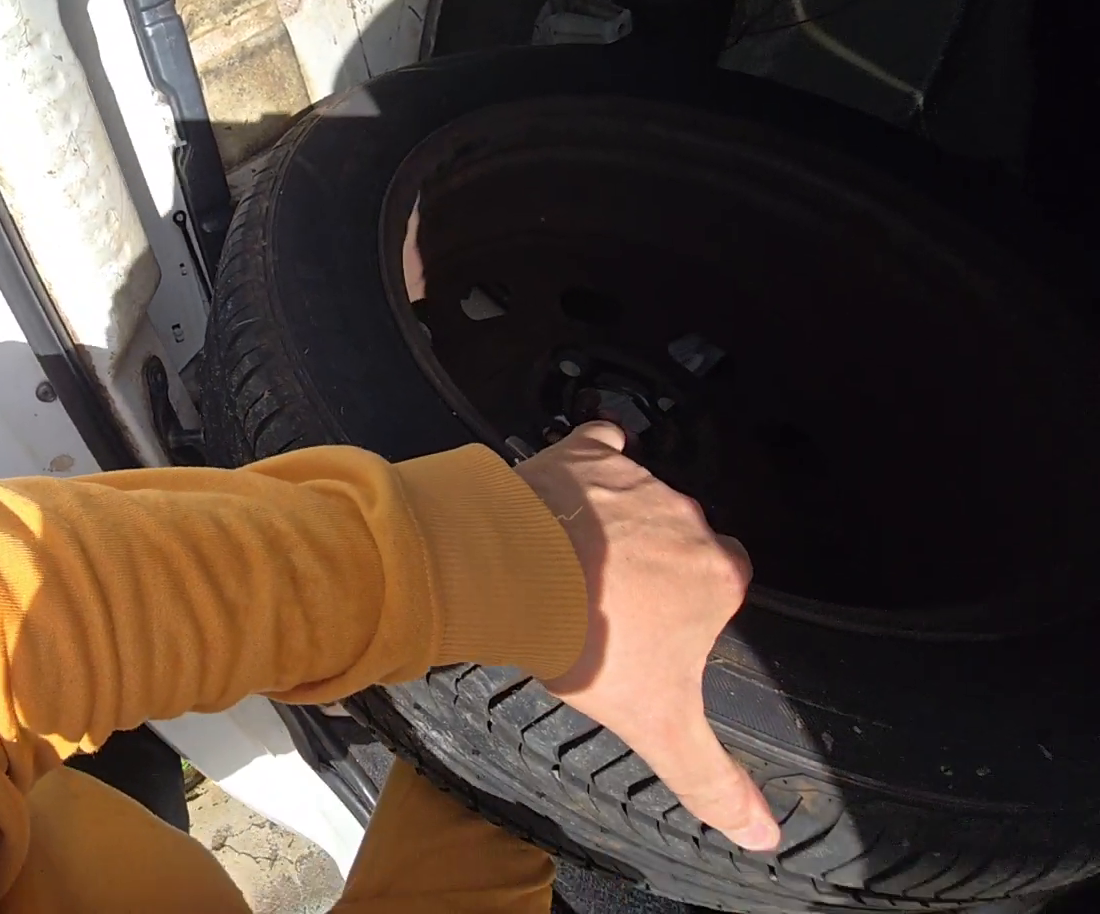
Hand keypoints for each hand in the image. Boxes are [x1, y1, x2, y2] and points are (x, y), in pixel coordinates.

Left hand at [515, 422, 780, 851]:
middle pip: (678, 533)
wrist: (517, 576)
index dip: (690, 594)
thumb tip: (762, 838)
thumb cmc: (591, 645)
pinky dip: (589, 452)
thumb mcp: (655, 724)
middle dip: (649, 554)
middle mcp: (686, 520)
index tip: (656, 611)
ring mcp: (633, 481)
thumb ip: (710, 778)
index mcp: (716, 576)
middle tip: (601, 582)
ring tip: (565, 545)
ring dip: (609, 514)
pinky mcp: (582, 454)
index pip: (725, 575)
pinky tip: (570, 468)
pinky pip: (598, 440)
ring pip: (634, 493)